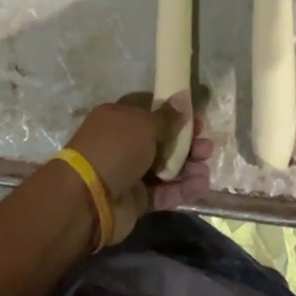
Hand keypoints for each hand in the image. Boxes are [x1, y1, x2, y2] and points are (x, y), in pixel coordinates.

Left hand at [64, 92, 212, 243]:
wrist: (89, 197)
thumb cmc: (115, 149)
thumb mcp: (143, 126)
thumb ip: (167, 117)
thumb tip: (183, 96)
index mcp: (118, 118)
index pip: (148, 111)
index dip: (172, 113)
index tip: (195, 117)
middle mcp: (124, 143)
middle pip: (161, 140)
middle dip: (186, 142)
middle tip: (207, 145)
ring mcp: (130, 172)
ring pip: (165, 167)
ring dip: (188, 166)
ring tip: (206, 165)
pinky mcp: (138, 199)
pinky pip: (164, 191)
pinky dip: (183, 188)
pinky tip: (202, 184)